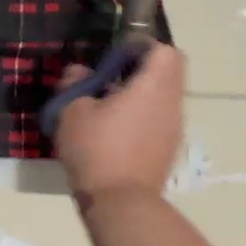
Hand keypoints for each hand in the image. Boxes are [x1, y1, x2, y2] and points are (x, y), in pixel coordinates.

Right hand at [54, 42, 185, 204]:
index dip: (141, 47)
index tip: (113, 56)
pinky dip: (141, 113)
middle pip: (169, 72)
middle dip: (139, 69)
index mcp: (151, 88)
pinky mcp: (169, 145)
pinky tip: (113, 128)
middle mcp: (171, 103)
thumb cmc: (94, 148)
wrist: (120, 199)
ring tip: (105, 105)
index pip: (165, 52)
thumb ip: (76, 84)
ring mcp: (174, 126)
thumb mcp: (71, 110)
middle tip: (106, 78)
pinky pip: (159, 116)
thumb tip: (80, 71)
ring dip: (139, 92)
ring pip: (163, 95)